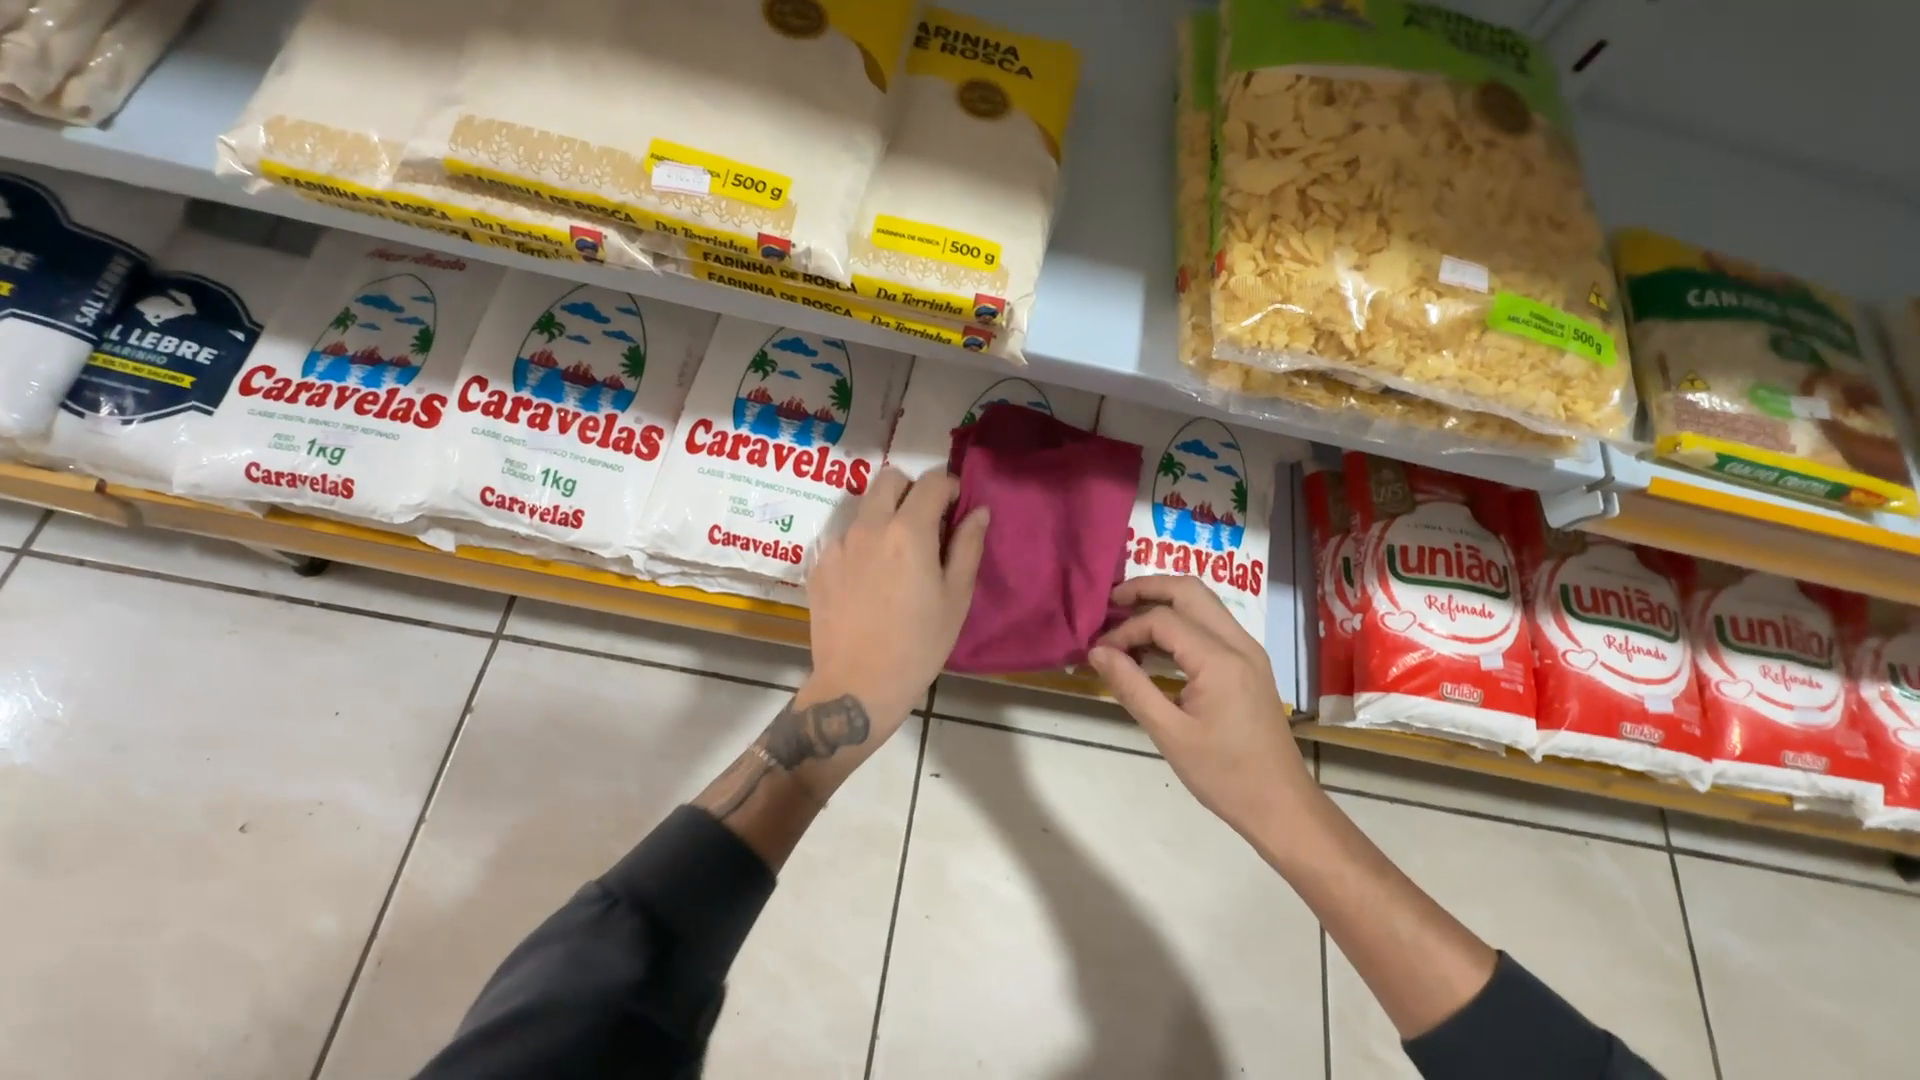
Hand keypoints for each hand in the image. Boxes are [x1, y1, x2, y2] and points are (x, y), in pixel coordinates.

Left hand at [804, 467, 988, 726]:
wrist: (858, 684)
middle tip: (925, 523)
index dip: (948, 487)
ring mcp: (838, 545)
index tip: (956, 506)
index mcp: (908, 532)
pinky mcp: (819, 566)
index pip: (931, 482)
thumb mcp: (956, 597)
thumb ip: (968, 546)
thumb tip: (979, 510)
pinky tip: (870, 581)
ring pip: (864, 509)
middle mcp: (868, 527)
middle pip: (889, 480)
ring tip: (896, 556)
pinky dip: (862, 545)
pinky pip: (845, 539)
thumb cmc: (919, 644)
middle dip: (911, 490)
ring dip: (884, 516)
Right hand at [1087, 575, 1310, 835]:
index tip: (1099, 653)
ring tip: (1126, 617)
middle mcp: (1239, 644)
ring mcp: (1249, 652)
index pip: (1162, 620)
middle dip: (1147, 588)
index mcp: (1220, 660)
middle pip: (1190, 590)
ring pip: (1204, 604)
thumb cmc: (1224, 775)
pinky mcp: (1250, 665)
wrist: (1281, 805)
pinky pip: (1212, 625)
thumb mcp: (1169, 734)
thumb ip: (1131, 687)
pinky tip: (1156, 644)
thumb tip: (1097, 652)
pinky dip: (1181, 622)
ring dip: (1165, 602)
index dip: (1125, 630)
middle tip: (1111, 602)